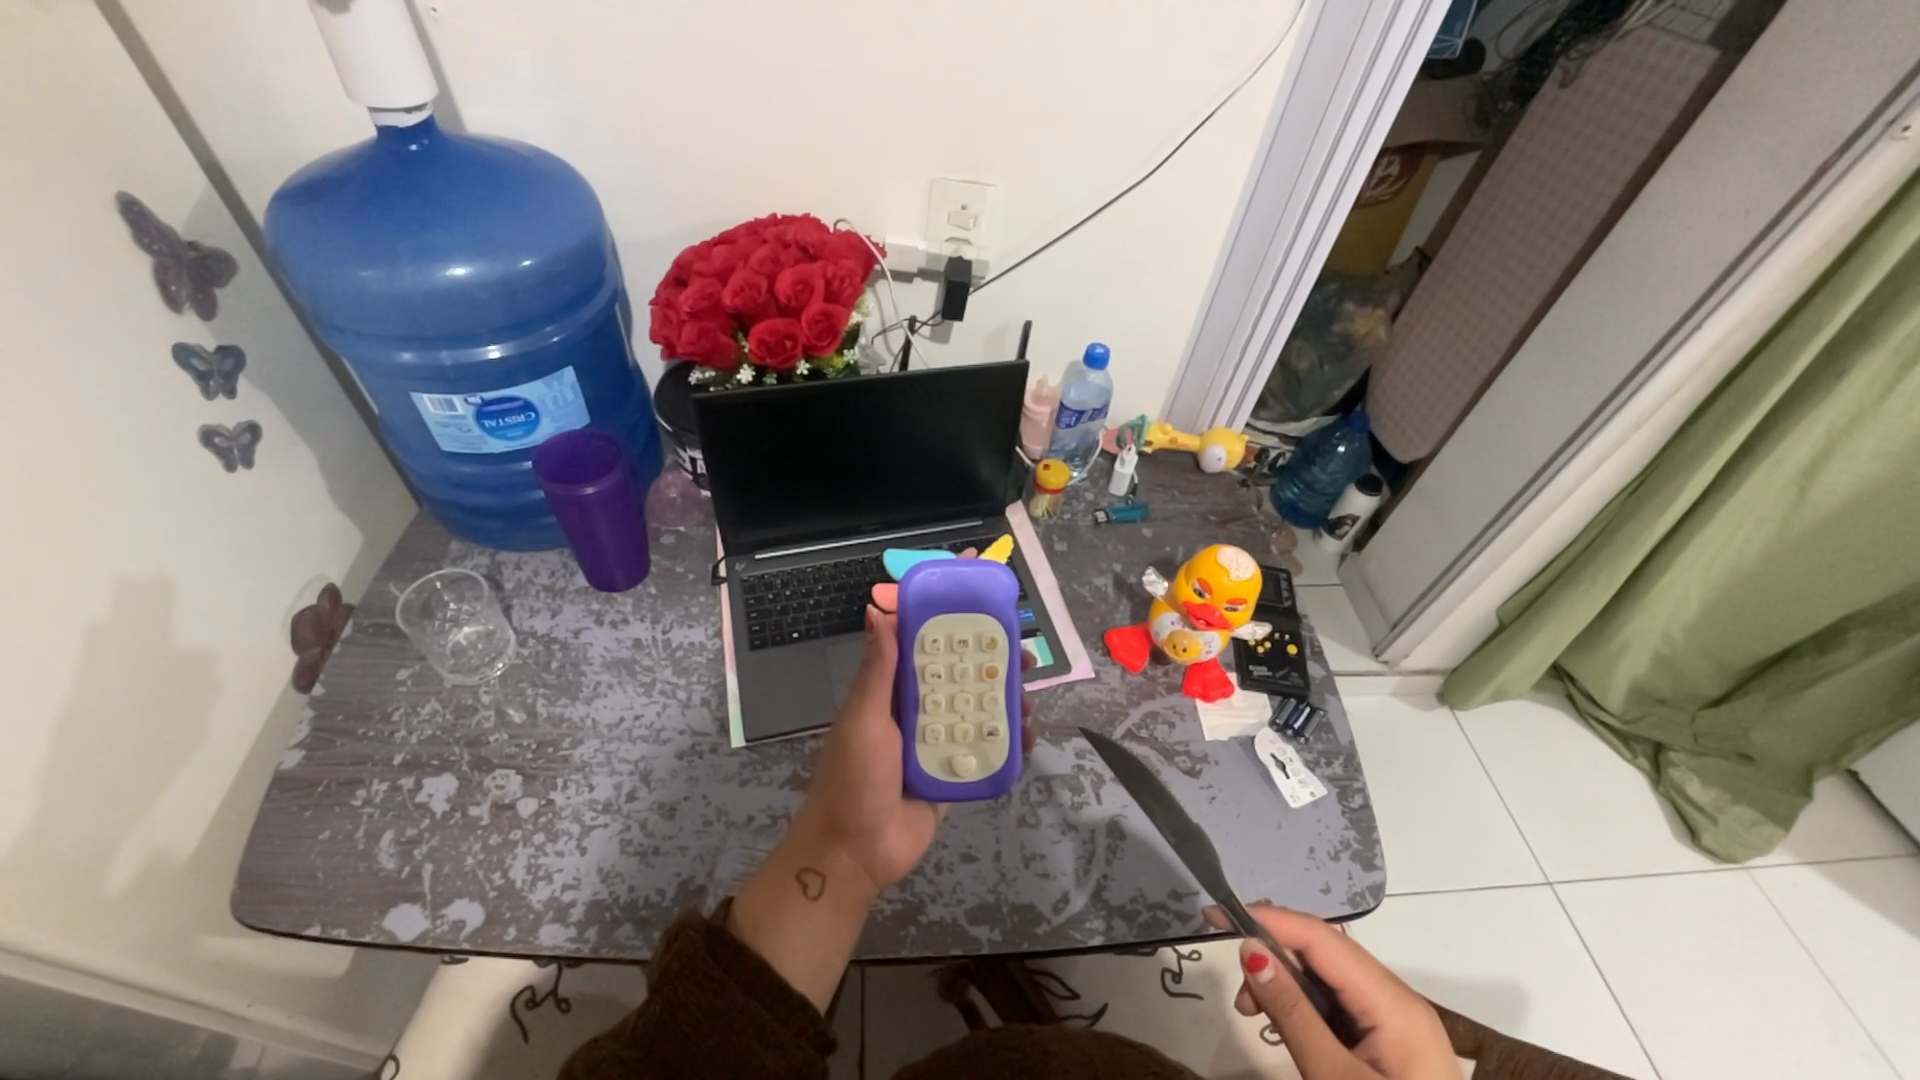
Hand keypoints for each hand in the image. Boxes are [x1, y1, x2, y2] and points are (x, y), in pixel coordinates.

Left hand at [794, 603, 1036, 894]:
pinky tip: (1026, 736)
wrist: (855, 853)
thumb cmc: (853, 778)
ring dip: (1007, 700)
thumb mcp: (863, 718)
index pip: (924, 641)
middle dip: (994, 660)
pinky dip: (1008, 740)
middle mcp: (918, 708)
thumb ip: (878, 669)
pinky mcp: (954, 772)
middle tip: (1026, 654)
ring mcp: (938, 741)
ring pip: (980, 708)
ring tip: (1027, 702)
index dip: (948, 614)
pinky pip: (986, 748)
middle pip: (963, 673)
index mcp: (893, 689)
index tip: (978, 586)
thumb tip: (878, 609)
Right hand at [1204, 905, 1455, 1078]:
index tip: (1216, 915)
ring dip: (1286, 983)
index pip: (1321, 937)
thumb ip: (1292, 1013)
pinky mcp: (1393, 1041)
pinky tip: (1285, 1024)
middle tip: (1237, 990)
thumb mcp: (1333, 1078)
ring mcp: (1399, 1021)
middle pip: (1326, 952)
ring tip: (1253, 1013)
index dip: (1267, 919)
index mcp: (1393, 1002)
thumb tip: (1251, 949)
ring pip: (1330, 977)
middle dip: (1274, 955)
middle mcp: (1399, 999)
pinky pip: (1342, 1004)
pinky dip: (1306, 1005)